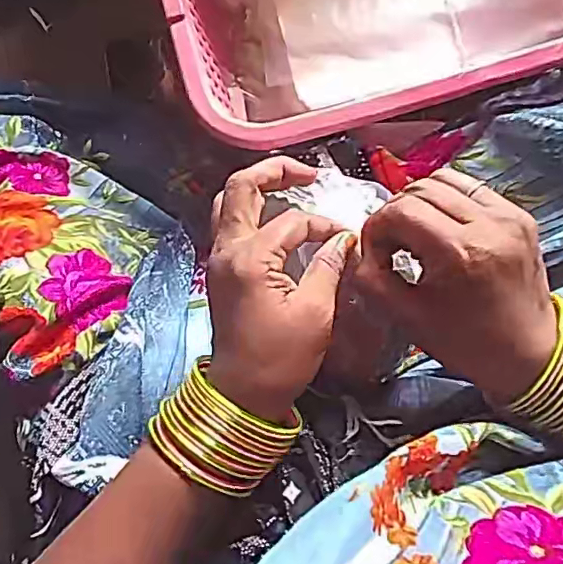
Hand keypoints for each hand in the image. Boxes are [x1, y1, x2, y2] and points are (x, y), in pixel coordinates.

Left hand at [205, 157, 355, 421]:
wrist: (242, 392)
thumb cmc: (279, 358)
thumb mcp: (315, 314)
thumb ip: (328, 267)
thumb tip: (342, 240)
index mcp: (249, 259)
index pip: (291, 221)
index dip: (323, 225)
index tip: (345, 239)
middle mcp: (226, 250)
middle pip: (240, 187)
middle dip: (274, 171)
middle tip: (308, 173)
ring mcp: (217, 259)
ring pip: (227, 202)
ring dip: (256, 188)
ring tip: (289, 187)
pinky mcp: (218, 270)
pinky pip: (228, 224)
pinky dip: (250, 211)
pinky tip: (274, 218)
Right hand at [353, 168, 556, 403]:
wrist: (528, 352)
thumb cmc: (467, 342)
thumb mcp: (407, 318)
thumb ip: (373, 278)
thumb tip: (362, 250)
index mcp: (459, 253)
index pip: (400, 211)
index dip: (376, 228)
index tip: (376, 253)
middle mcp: (487, 225)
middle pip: (419, 189)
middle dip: (394, 214)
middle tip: (392, 244)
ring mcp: (507, 216)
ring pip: (444, 180)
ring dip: (418, 201)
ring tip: (415, 233)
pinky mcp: (518, 215)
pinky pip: (470, 189)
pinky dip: (446, 201)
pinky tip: (441, 228)